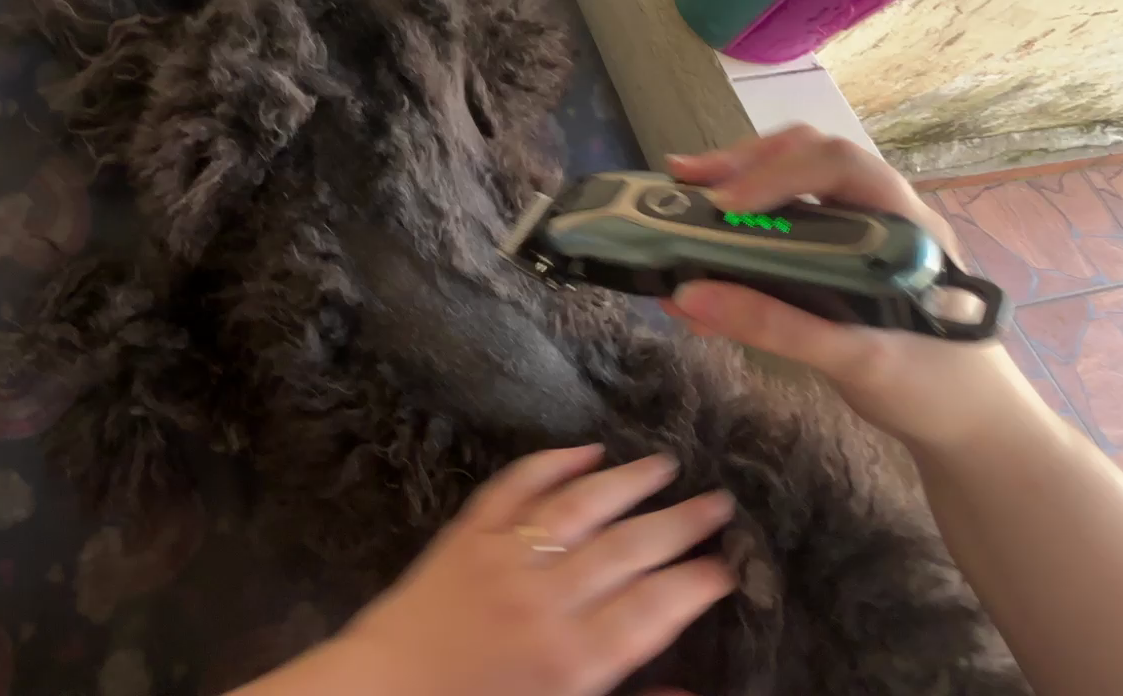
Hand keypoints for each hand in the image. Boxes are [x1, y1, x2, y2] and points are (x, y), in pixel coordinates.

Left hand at [309, 446, 733, 695]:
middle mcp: (545, 597)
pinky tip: (584, 450)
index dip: (697, 582)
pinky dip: (550, 462)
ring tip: (664, 464)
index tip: (728, 564)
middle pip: (627, 549)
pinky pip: (515, 485)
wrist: (394, 684)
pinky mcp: (470, 530)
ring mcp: (504, 555)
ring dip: (625, 482)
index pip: (654, 608)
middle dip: (679, 524)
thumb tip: (695, 692)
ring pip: (577, 506)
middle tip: (719, 502)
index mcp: (575, 658)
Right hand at [662, 126, 1037, 452]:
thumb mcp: (857, 361)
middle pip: (806, 154)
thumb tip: (686, 294)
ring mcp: (855, 230)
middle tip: (687, 179)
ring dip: (732, 181)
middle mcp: (879, 213)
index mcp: (903, 225)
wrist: (970, 423)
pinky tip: (699, 237)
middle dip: (742, 161)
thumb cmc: (934, 388)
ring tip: (683, 192)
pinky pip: (778, 217)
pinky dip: (733, 219)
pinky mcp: (831, 253)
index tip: (722, 204)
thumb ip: (776, 327)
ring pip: (789, 176)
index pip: (838, 165)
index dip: (774, 174)